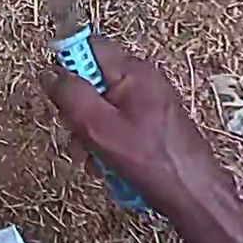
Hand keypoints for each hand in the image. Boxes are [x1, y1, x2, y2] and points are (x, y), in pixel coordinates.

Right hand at [44, 37, 241, 221]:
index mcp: (132, 71)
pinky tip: (107, 163)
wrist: (193, 196)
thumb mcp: (97, 125)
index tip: (60, 93)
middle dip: (76, 109)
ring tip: (93, 157)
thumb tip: (49, 73)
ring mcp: (148, 102)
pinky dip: (105, 141)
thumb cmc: (151, 161)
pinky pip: (116, 123)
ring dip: (88, 131)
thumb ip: (69, 94)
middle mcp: (142, 80)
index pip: (88, 45)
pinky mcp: (151, 123)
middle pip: (92, 79)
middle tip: (76, 133)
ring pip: (100, 106)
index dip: (67, 65)